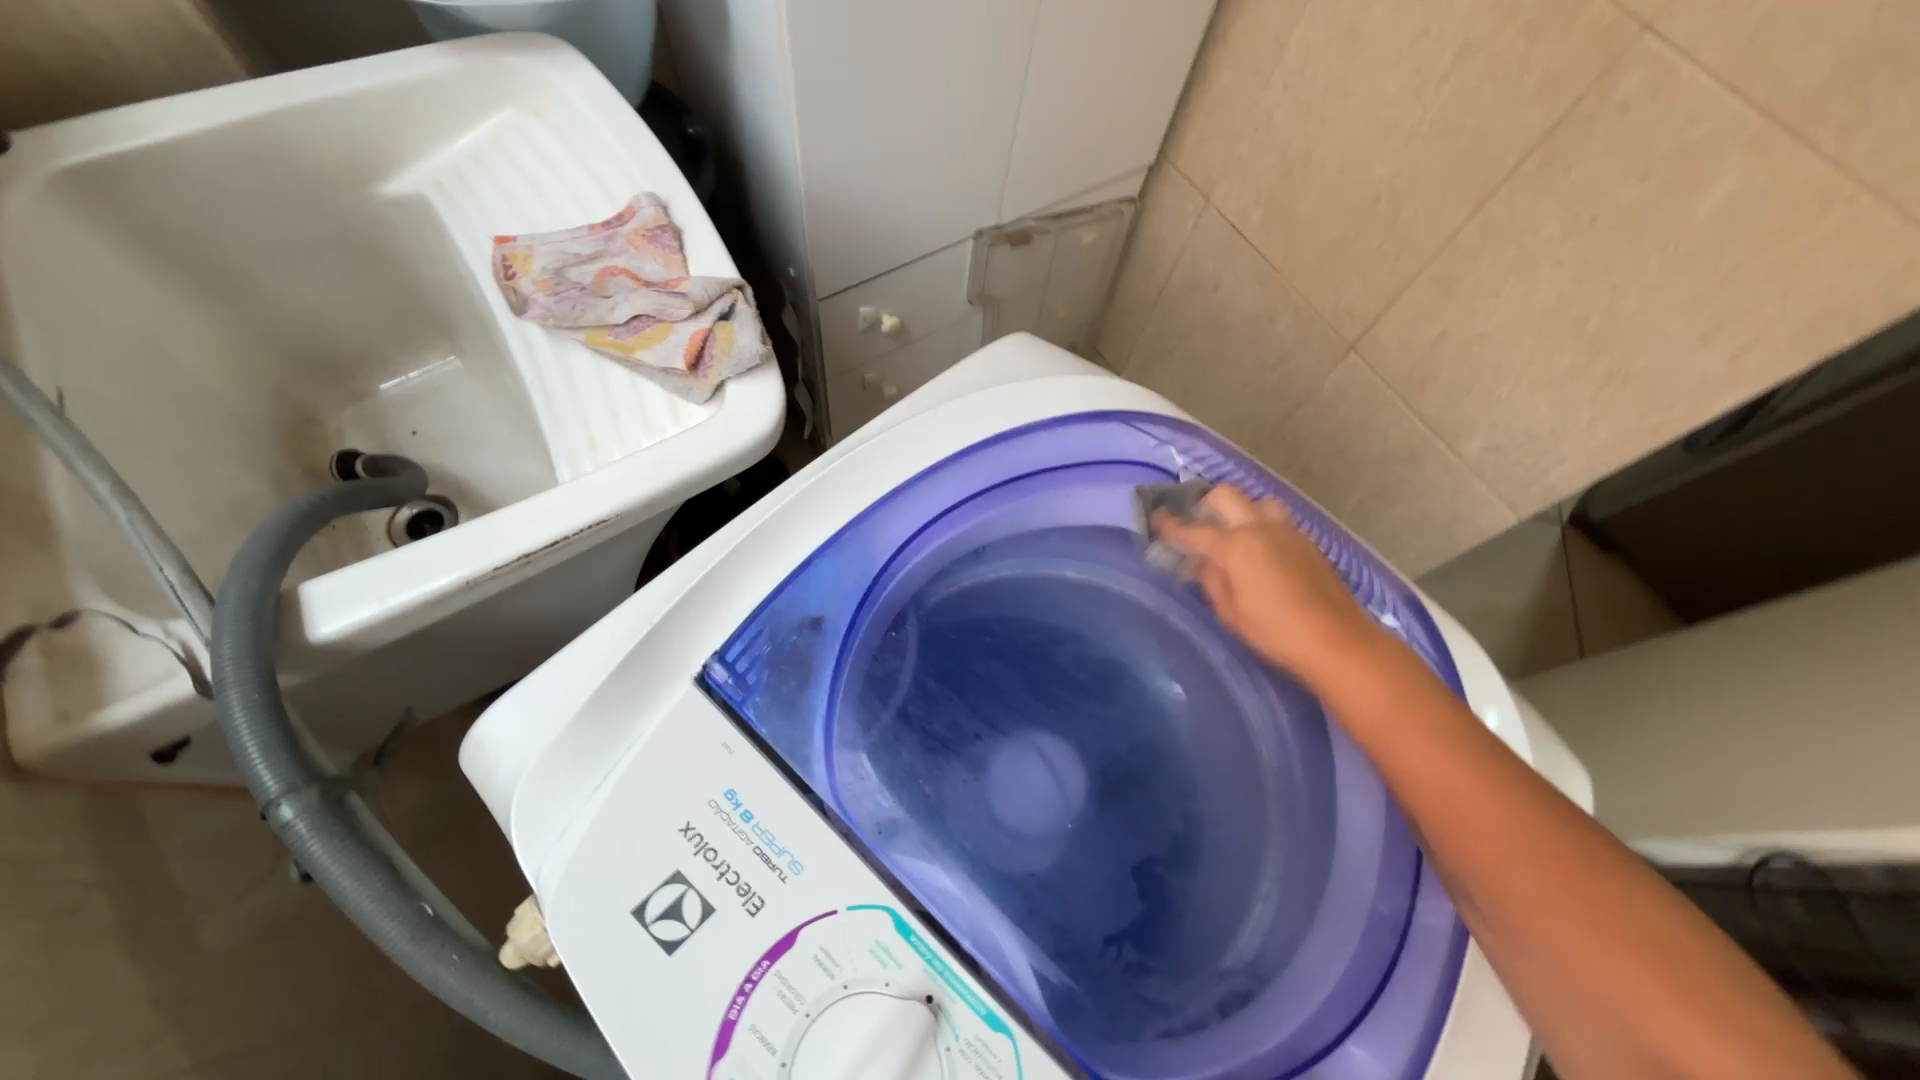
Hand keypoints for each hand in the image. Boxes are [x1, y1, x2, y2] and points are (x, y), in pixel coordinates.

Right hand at [1153, 485, 1380, 679]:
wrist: (1336, 640)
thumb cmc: (1274, 631)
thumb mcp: (1230, 612)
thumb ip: (1211, 581)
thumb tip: (1202, 563)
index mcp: (1236, 546)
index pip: (1194, 530)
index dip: (1171, 525)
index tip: (1157, 519)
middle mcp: (1261, 529)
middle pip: (1227, 496)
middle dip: (1207, 504)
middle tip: (1199, 523)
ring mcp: (1288, 532)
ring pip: (1259, 503)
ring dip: (1243, 511)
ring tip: (1236, 534)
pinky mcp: (1308, 543)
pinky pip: (1280, 522)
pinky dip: (1264, 527)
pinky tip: (1264, 553)